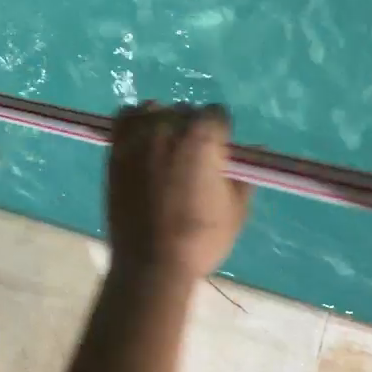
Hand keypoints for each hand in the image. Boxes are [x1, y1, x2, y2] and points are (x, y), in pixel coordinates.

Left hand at [107, 102, 251, 282]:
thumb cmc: (199, 238)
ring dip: (164, 123)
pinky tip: (143, 141)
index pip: (217, 114)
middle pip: (186, 112)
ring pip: (155, 110)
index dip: (221, 135)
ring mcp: (138, 135)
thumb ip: (243, 174)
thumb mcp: (236, 209)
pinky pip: (126, 117)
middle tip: (193, 160)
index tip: (219, 155)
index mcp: (201, 137)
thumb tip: (255, 151)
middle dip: (194, 130)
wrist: (150, 261)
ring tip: (165, 151)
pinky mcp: (116, 147)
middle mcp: (168, 126)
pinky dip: (136, 122)